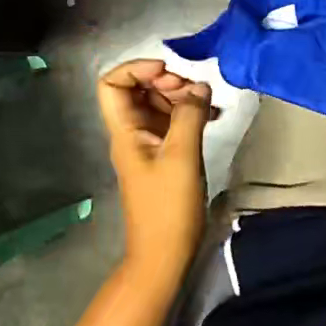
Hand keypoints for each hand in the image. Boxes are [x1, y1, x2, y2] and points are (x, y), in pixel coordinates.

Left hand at [98, 59, 213, 270]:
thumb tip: (200, 86)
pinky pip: (174, 124)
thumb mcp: (181, 158)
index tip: (168, 72)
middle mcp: (132, 133)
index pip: (111, 85)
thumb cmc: (168, 208)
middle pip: (139, 91)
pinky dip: (191, 115)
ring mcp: (149, 145)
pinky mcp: (165, 157)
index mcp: (124, 131)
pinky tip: (214, 116)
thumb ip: (189, 116)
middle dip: (166, 81)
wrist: (165, 256)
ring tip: (209, 102)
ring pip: (159, 105)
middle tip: (194, 90)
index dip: (136, 69)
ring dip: (182, 97)